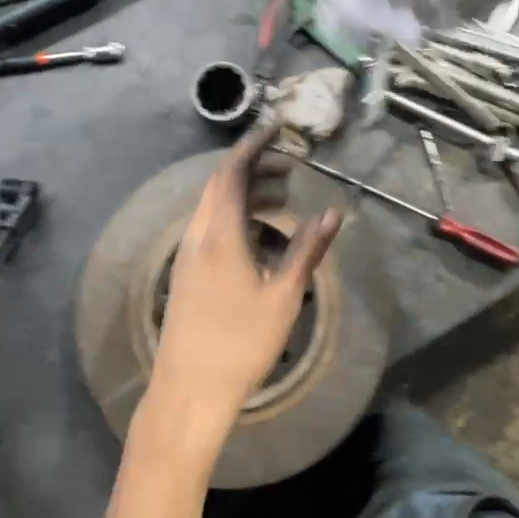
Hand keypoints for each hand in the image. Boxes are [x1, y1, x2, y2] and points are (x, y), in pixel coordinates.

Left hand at [148, 123, 344, 432]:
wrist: (189, 389)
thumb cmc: (241, 344)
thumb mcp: (284, 297)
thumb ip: (307, 250)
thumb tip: (333, 213)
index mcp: (220, 235)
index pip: (232, 173)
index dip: (252, 145)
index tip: (275, 128)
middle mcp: (197, 236)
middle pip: (221, 184)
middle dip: (254, 167)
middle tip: (289, 168)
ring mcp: (187, 254)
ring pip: (214, 205)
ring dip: (244, 191)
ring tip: (282, 198)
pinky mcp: (185, 272)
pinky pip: (209, 224)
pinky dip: (234, 213)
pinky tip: (257, 232)